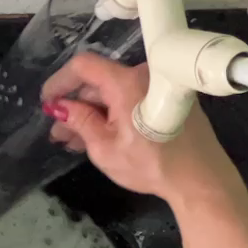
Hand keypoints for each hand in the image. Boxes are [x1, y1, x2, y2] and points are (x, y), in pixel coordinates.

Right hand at [40, 53, 246, 209]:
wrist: (200, 180)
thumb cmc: (151, 165)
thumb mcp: (105, 148)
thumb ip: (79, 122)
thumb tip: (59, 107)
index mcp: (126, 82)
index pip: (83, 67)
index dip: (60, 82)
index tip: (47, 102)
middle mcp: (143, 75)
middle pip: (98, 81)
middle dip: (75, 104)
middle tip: (58, 130)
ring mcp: (157, 86)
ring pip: (113, 93)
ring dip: (92, 113)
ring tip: (72, 139)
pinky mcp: (167, 100)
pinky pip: (130, 99)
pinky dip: (112, 114)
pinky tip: (97, 136)